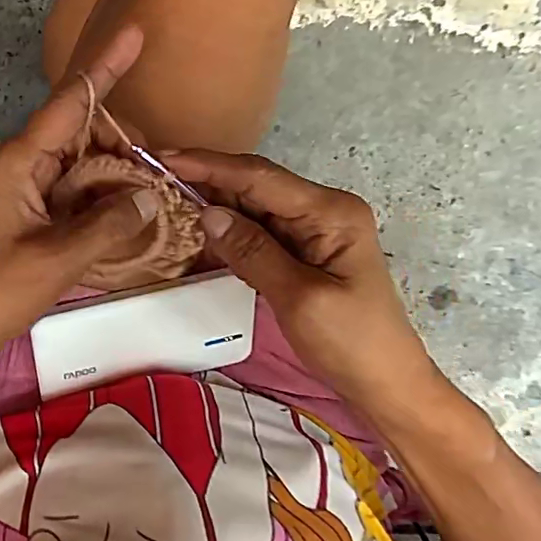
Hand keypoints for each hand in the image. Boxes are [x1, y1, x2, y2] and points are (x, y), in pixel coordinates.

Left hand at [0, 27, 161, 356]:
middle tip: (152, 170)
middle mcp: (20, 163)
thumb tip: (151, 196)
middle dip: (119, 138)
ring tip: (143, 194)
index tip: (132, 33)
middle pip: (78, 128)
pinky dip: (101, 190)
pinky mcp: (32, 205)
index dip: (103, 68)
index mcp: (18, 163)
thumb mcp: (61, 258)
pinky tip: (125, 207)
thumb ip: (110, 223)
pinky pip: (73, 183)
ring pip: (80, 157)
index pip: (68, 104)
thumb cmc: (1, 290)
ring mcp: (25, 184)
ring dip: (113, 168)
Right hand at [161, 150, 442, 406]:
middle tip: (155, 175)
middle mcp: (322, 210)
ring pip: (251, 205)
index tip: (164, 157)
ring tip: (166, 194)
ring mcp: (311, 229)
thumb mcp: (299, 297)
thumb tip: (207, 213)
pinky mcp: (300, 249)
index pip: (259, 178)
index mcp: (330, 212)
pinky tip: (197, 224)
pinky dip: (226, 226)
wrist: (385, 383)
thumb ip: (253, 251)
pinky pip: (256, 228)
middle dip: (206, 178)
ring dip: (212, 200)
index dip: (209, 166)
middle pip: (253, 185)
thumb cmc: (351, 342)